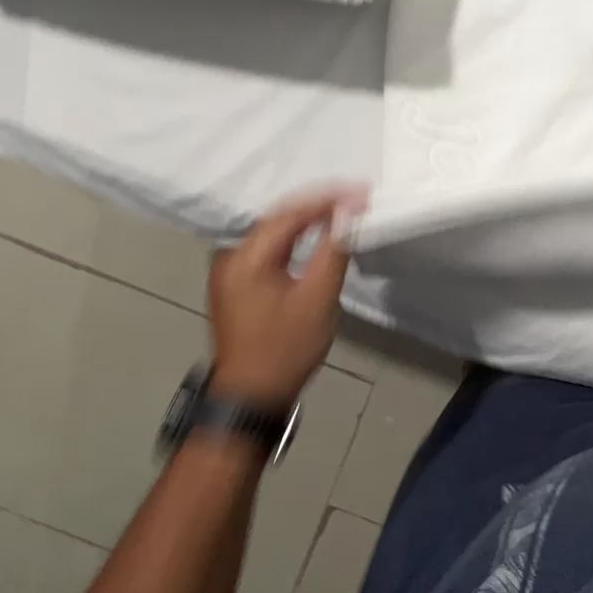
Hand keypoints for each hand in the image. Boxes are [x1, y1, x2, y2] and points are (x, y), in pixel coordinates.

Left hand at [208, 186, 368, 406]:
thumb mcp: (318, 299)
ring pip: (275, 231)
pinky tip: (317, 233)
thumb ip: (334, 250)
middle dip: (319, 204)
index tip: (362, 193)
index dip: (329, 199)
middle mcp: (231, 257)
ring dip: (309, 218)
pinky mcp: (237, 284)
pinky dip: (296, 236)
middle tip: (357, 197)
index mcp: (245, 258)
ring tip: (343, 209)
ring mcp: (230, 271)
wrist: (251, 399)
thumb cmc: (285, 350)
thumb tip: (347, 213)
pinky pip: (269, 247)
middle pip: (279, 217)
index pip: (291, 213)